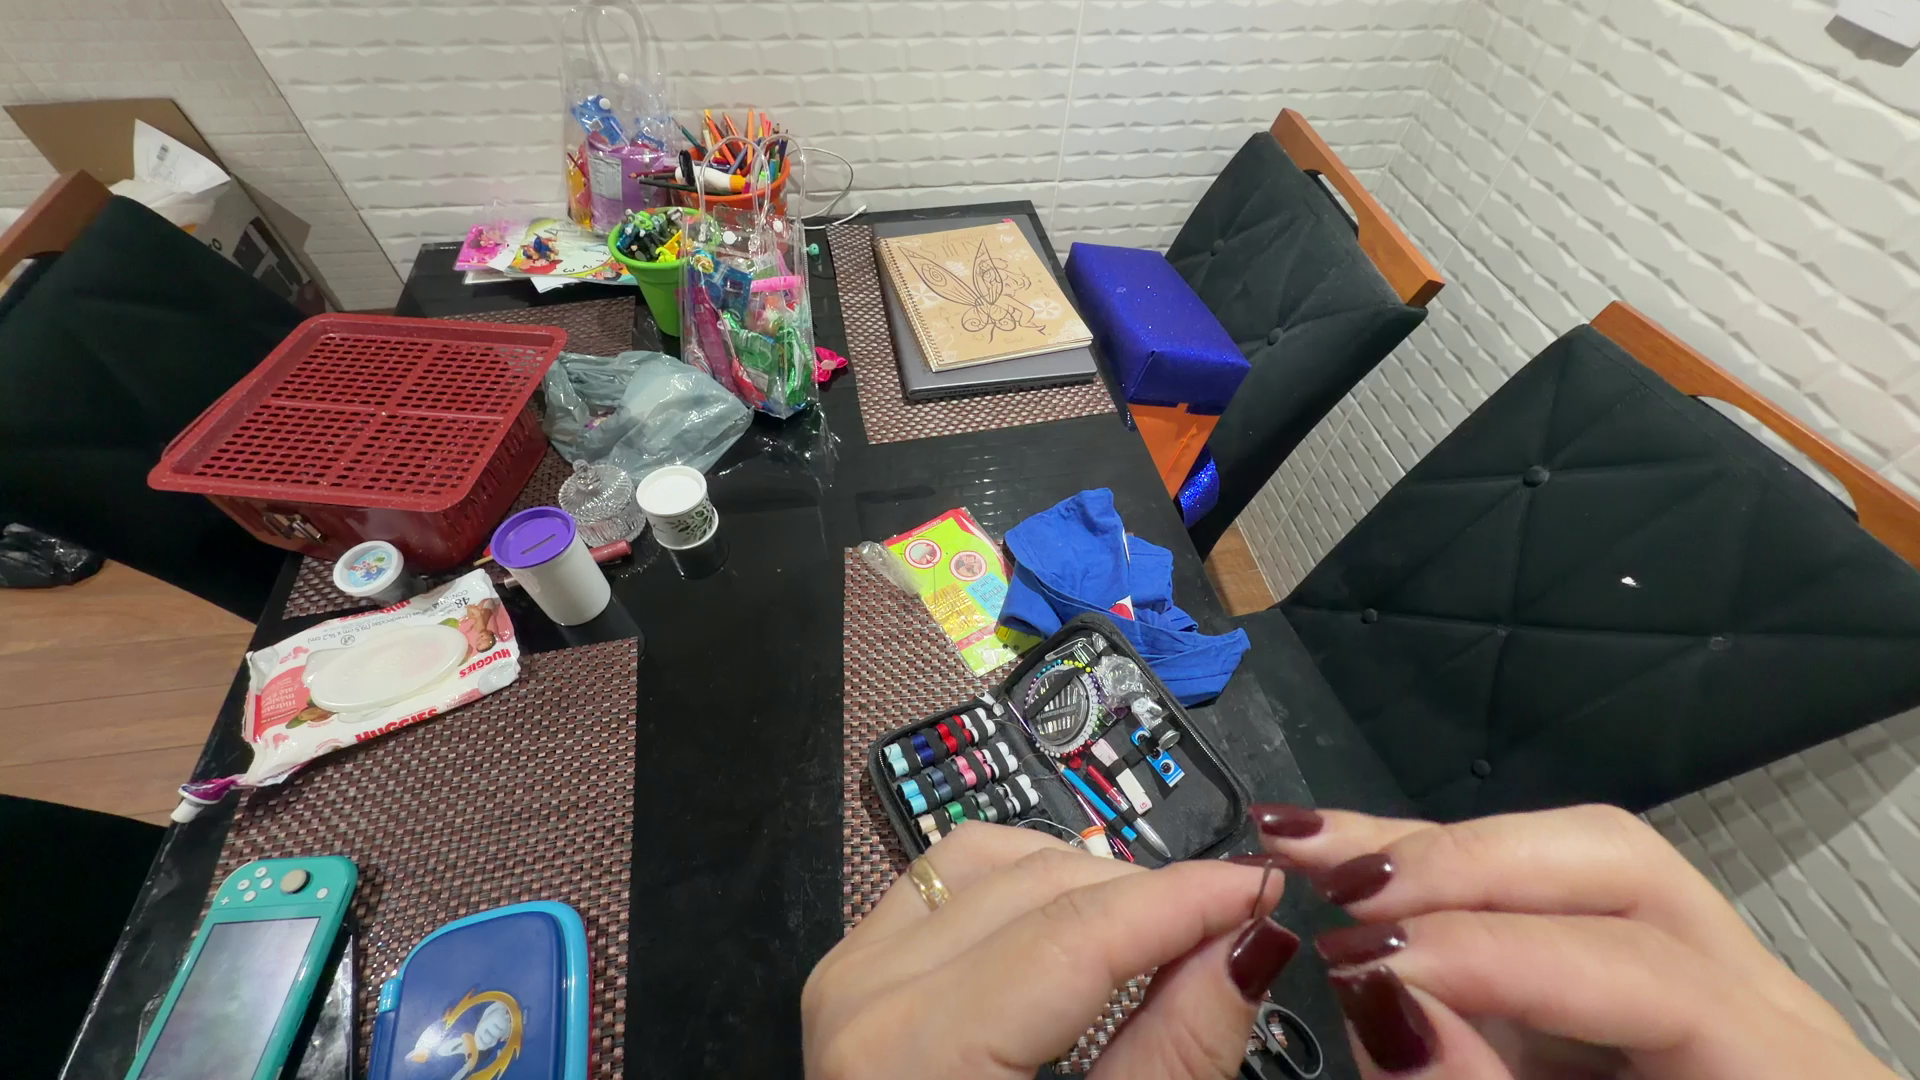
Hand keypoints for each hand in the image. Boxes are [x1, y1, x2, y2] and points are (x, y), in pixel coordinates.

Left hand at [804, 822, 1298, 1078]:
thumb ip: (1174, 1054)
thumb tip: (1248, 944)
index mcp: (915, 1051)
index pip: (1072, 935)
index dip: (1178, 902)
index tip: (1260, 886)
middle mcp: (868, 983)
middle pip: (1037, 889)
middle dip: (1143, 896)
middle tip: (1223, 926)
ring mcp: (853, 959)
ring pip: (993, 859)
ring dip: (1085, 879)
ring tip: (1151, 928)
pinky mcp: (855, 953)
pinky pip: (951, 869)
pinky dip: (1023, 873)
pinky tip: (1068, 908)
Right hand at [1251, 803, 1896, 1078]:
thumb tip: (1381, 996)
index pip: (1650, 971)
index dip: (1496, 957)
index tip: (1363, 967)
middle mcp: (1747, 997)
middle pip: (1610, 862)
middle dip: (1459, 866)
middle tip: (1350, 898)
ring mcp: (1660, 958)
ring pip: (1539, 848)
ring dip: (1405, 847)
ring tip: (1298, 848)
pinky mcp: (1576, 950)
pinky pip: (1491, 880)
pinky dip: (1397, 859)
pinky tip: (1317, 850)